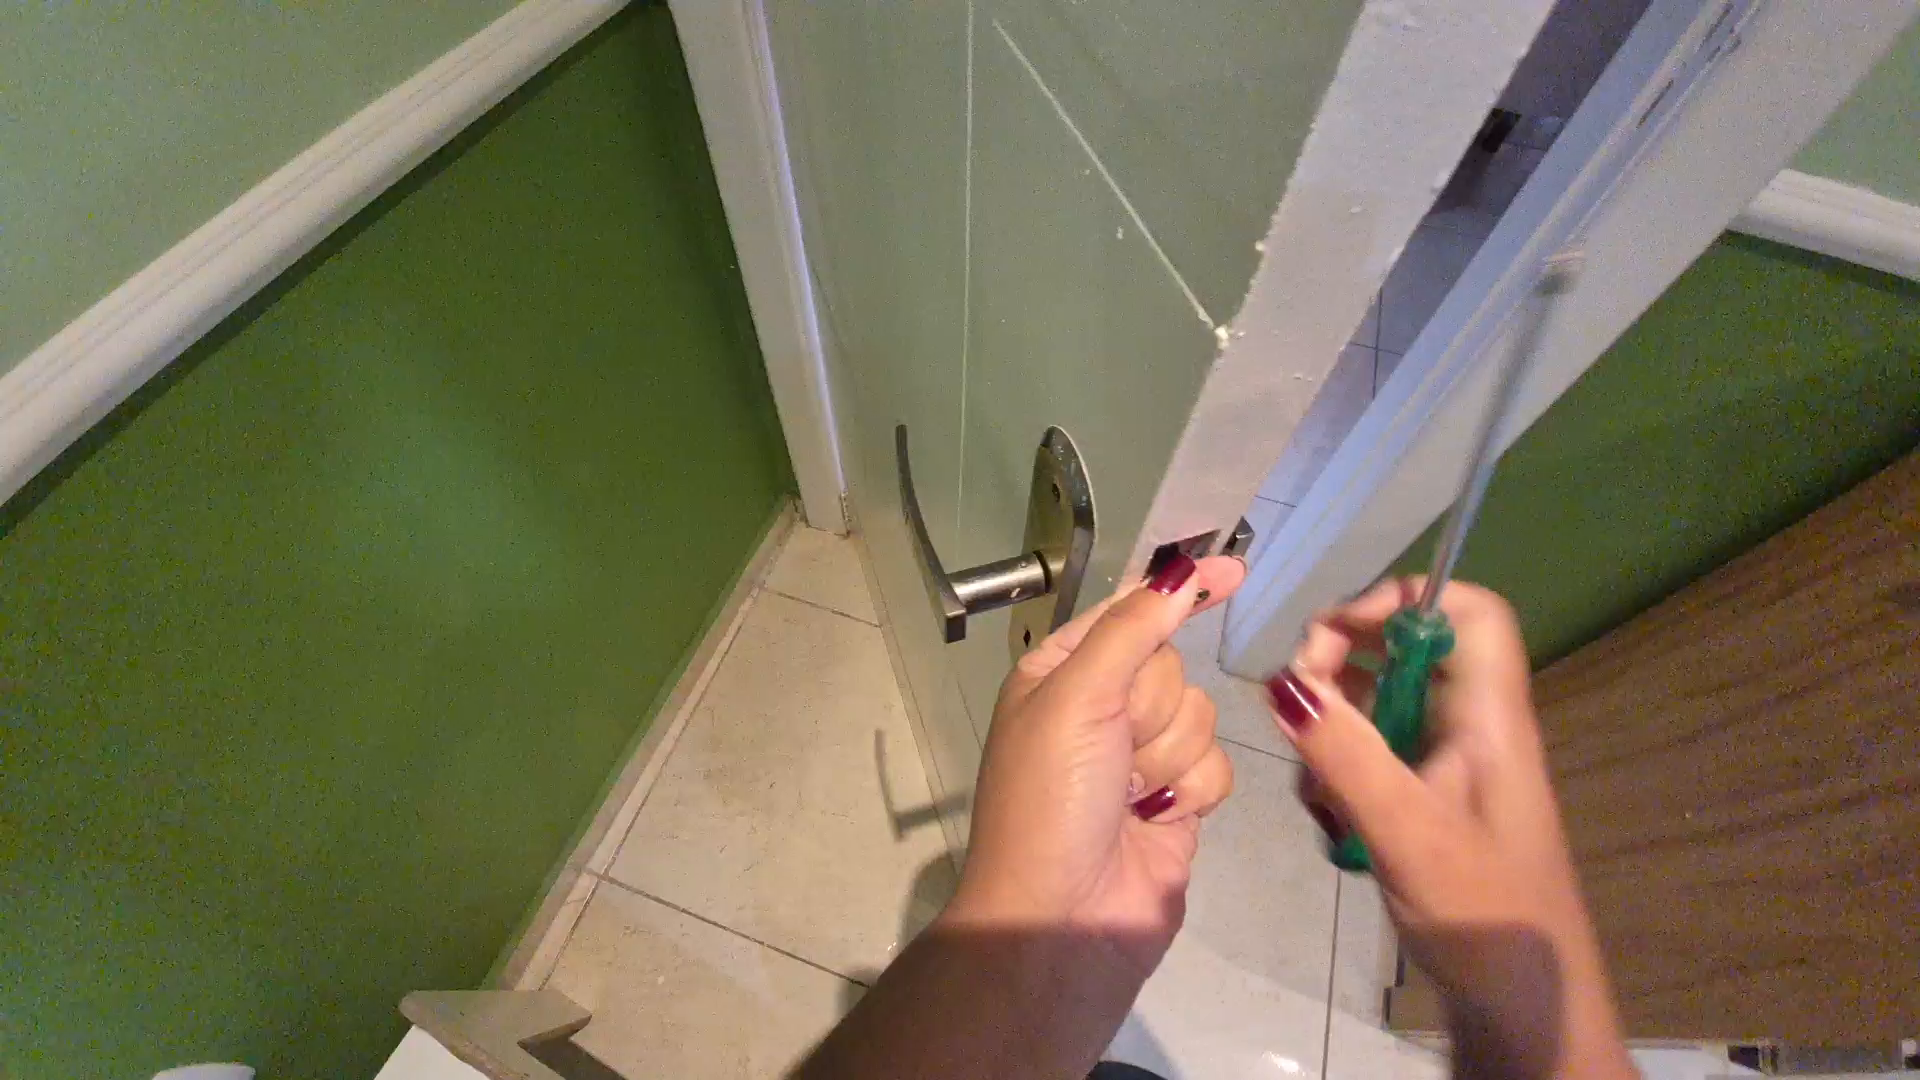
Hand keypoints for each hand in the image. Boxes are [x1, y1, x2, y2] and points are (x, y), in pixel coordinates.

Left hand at [946, 553, 1246, 972]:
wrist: (1063, 921)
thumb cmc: (1051, 797)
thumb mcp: (1074, 698)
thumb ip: (1130, 631)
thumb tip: (1178, 573)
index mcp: (1059, 672)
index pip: (1126, 612)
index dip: (1174, 589)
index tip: (1231, 569)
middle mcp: (1098, 705)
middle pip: (1168, 664)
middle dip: (1148, 707)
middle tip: (1113, 748)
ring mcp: (1140, 753)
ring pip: (1197, 713)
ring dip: (1167, 755)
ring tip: (1127, 793)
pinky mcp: (1178, 797)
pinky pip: (1215, 765)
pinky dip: (1191, 791)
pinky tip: (1156, 818)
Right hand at [1268, 578, 1633, 1079]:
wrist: (1520, 1010)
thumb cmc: (1483, 915)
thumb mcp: (1404, 830)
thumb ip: (1343, 753)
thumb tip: (1280, 681)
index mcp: (1487, 717)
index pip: (1467, 611)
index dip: (1399, 601)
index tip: (1334, 635)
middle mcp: (1465, 723)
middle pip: (1400, 644)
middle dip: (1335, 660)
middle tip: (1293, 700)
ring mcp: (1440, 757)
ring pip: (1370, 695)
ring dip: (1326, 721)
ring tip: (1311, 777)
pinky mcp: (1419, 789)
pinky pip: (1364, 743)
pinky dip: (1332, 761)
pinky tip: (1325, 808)